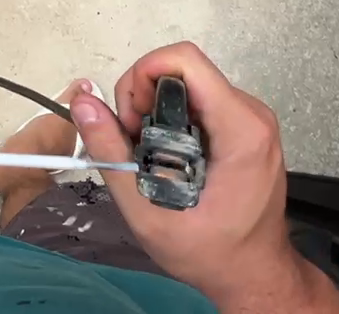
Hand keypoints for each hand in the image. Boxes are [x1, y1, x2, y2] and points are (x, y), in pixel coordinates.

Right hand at [70, 42, 338, 313]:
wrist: (256, 280)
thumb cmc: (210, 253)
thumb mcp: (148, 214)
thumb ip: (112, 155)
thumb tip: (82, 102)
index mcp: (240, 129)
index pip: (185, 60)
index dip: (143, 75)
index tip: (131, 120)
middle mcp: (250, 114)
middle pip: (180, 68)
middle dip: (141, 95)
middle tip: (132, 141)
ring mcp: (249, 117)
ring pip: (183, 80)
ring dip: (151, 106)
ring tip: (145, 151)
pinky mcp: (243, 124)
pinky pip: (194, 96)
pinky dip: (167, 115)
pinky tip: (162, 152)